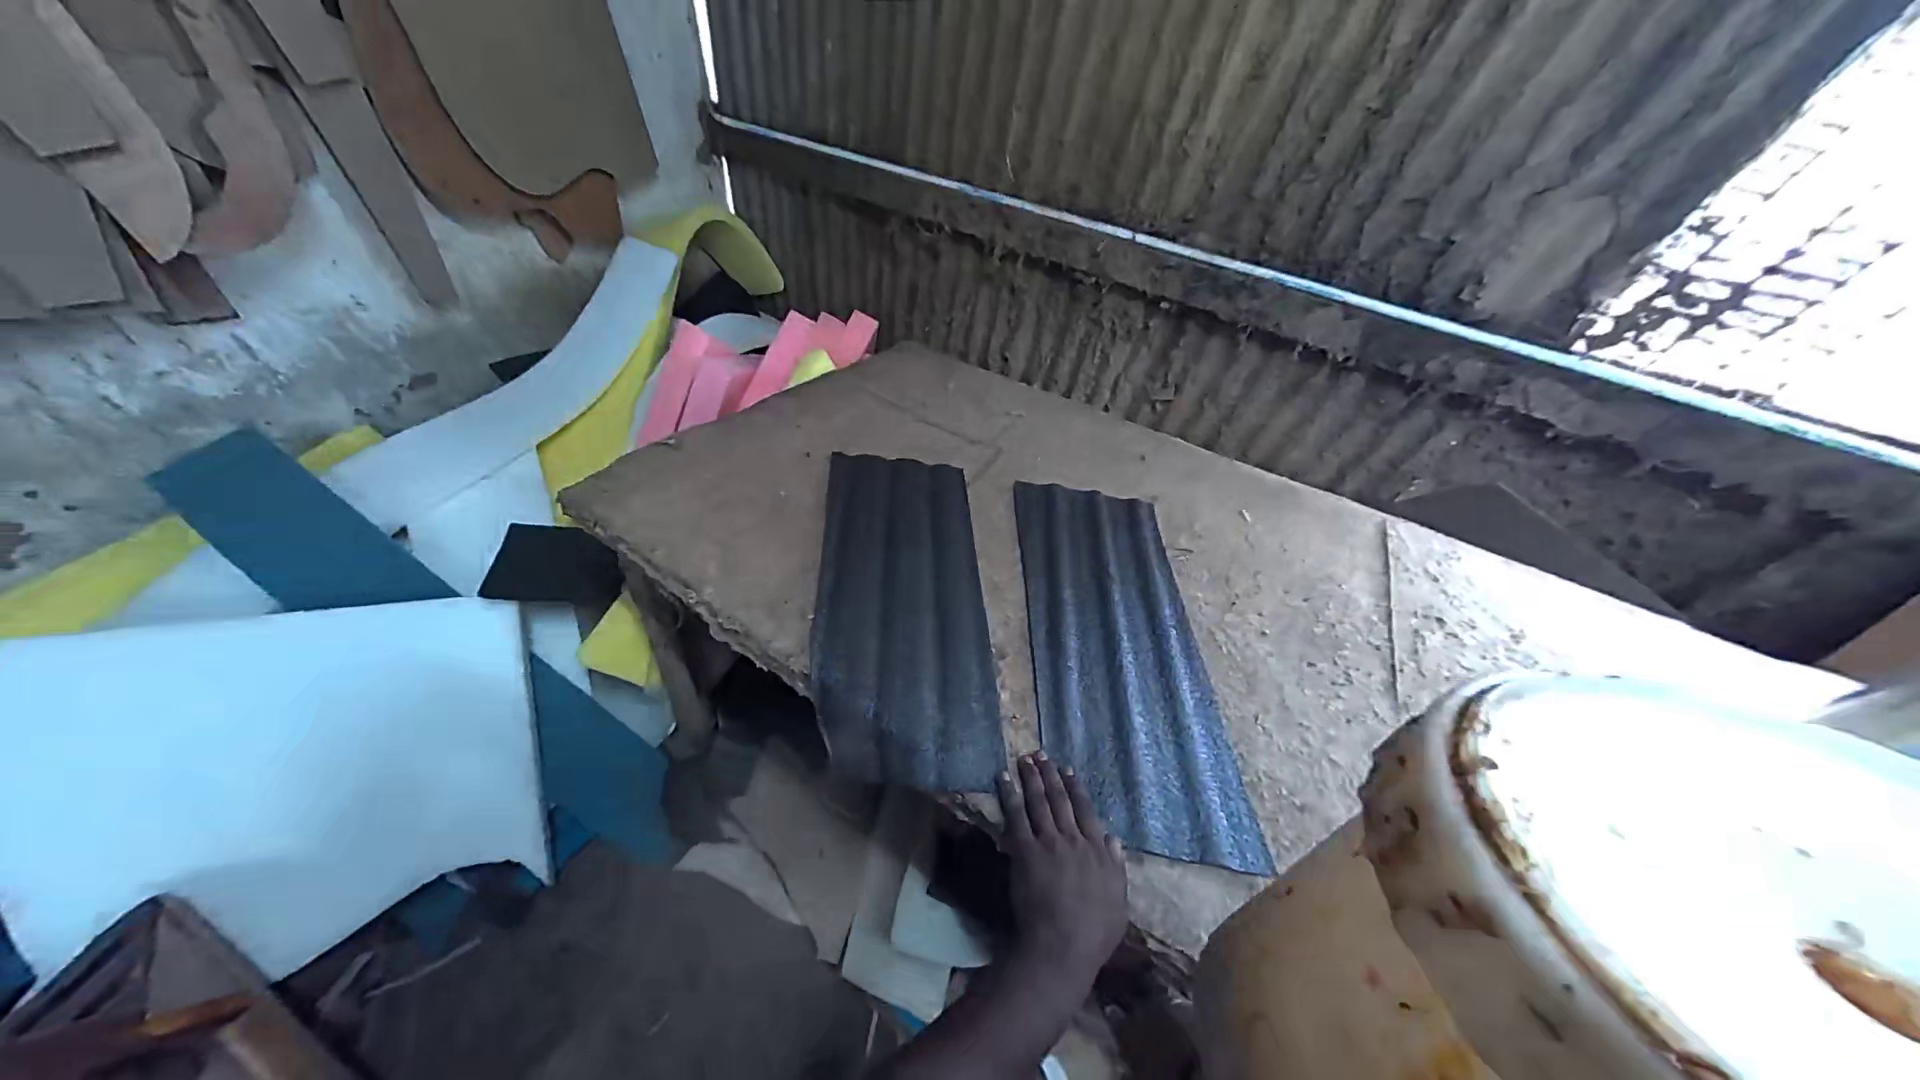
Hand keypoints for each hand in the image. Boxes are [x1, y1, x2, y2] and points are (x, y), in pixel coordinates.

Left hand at [998, 752, 1128, 983]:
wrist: (1063, 946)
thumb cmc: (1094, 932)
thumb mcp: (1118, 900)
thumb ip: (1116, 866)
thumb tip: (1113, 838)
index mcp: (1098, 851)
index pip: (1086, 811)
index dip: (1076, 788)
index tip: (1068, 770)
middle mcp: (1074, 840)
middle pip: (1061, 800)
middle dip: (1051, 775)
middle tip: (1042, 755)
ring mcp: (1049, 843)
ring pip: (1039, 802)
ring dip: (1031, 778)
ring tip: (1024, 760)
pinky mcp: (1026, 851)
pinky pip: (1016, 816)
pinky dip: (1010, 795)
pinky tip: (1004, 780)